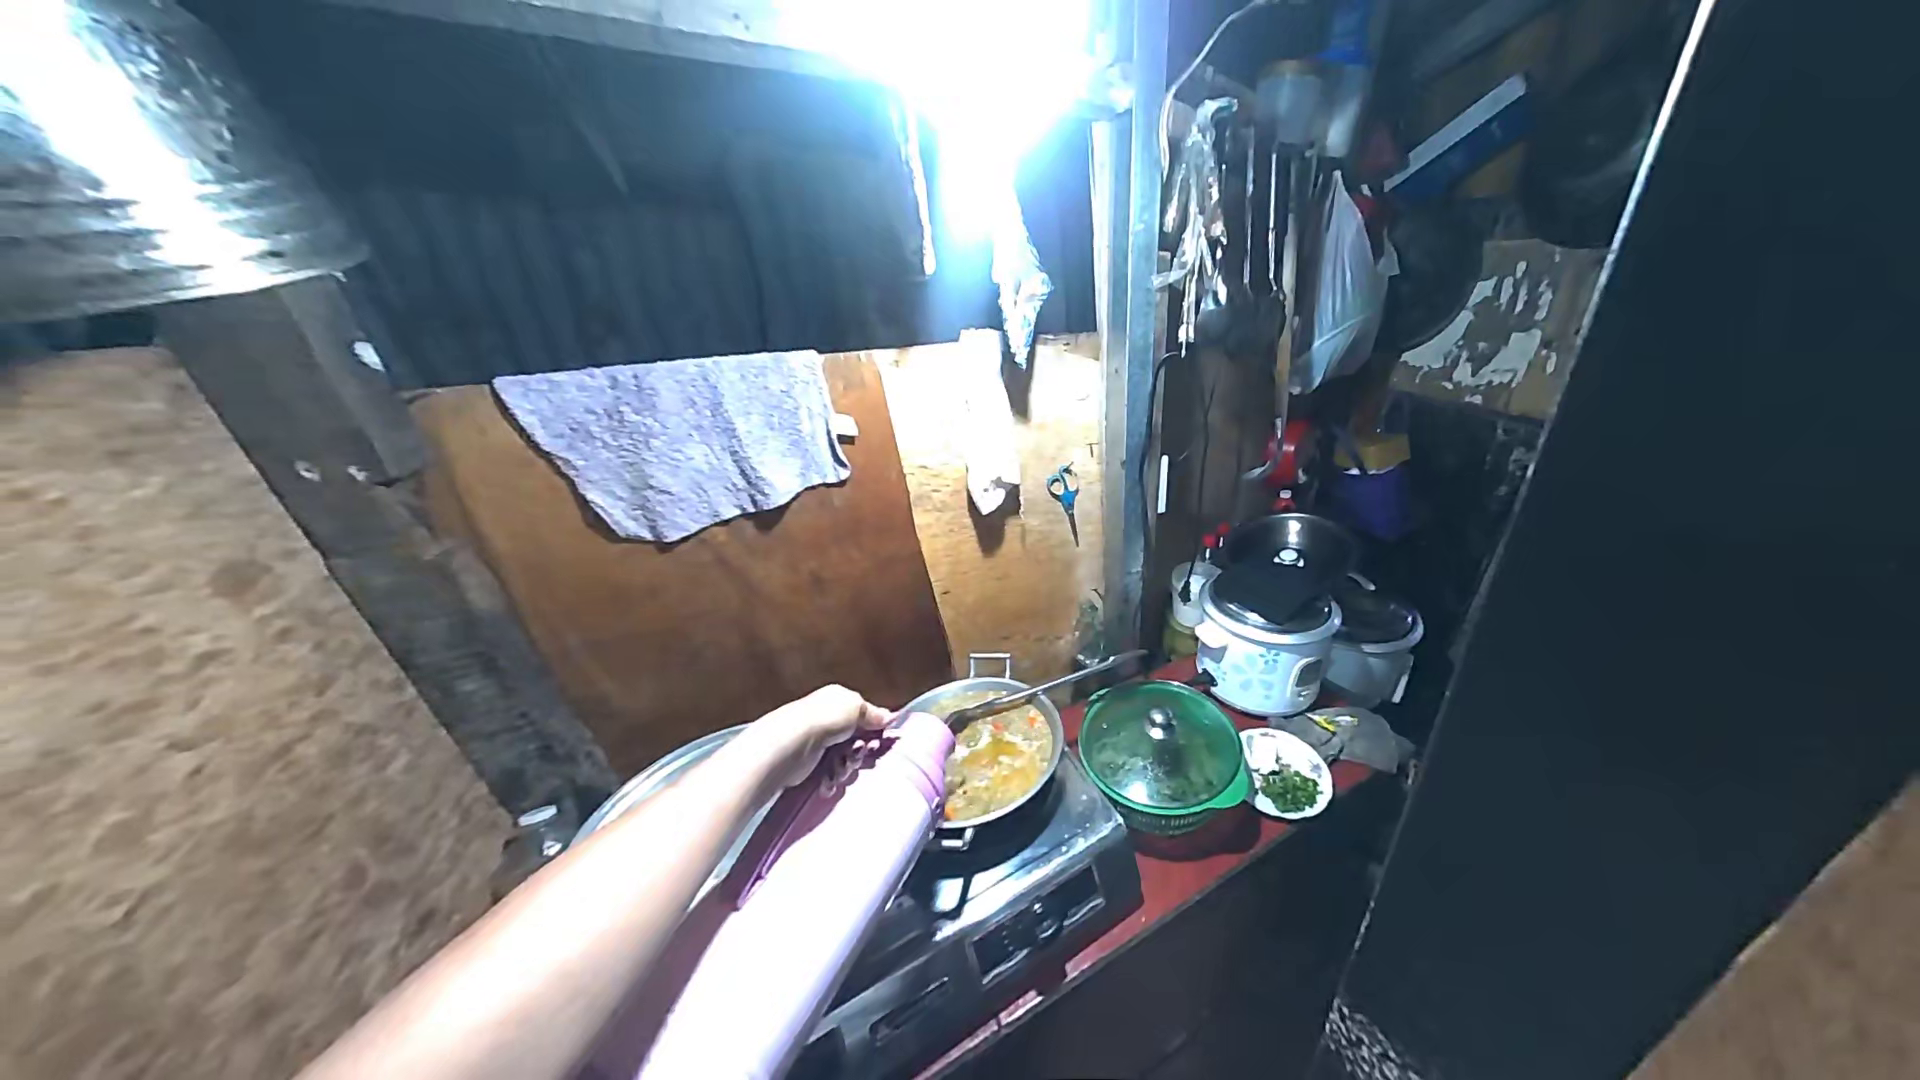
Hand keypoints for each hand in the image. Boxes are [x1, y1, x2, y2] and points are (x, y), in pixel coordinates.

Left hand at [742, 685, 891, 789]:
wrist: (789, 745)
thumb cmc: (825, 720)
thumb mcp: (855, 707)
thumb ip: (874, 713)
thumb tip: (889, 717)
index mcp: (838, 700)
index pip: (865, 716)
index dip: (874, 730)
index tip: (878, 742)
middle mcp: (828, 719)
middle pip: (857, 740)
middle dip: (859, 752)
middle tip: (855, 755)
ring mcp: (818, 742)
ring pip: (846, 760)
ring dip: (846, 767)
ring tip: (837, 768)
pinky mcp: (809, 765)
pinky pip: (831, 773)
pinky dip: (832, 778)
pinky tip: (827, 778)